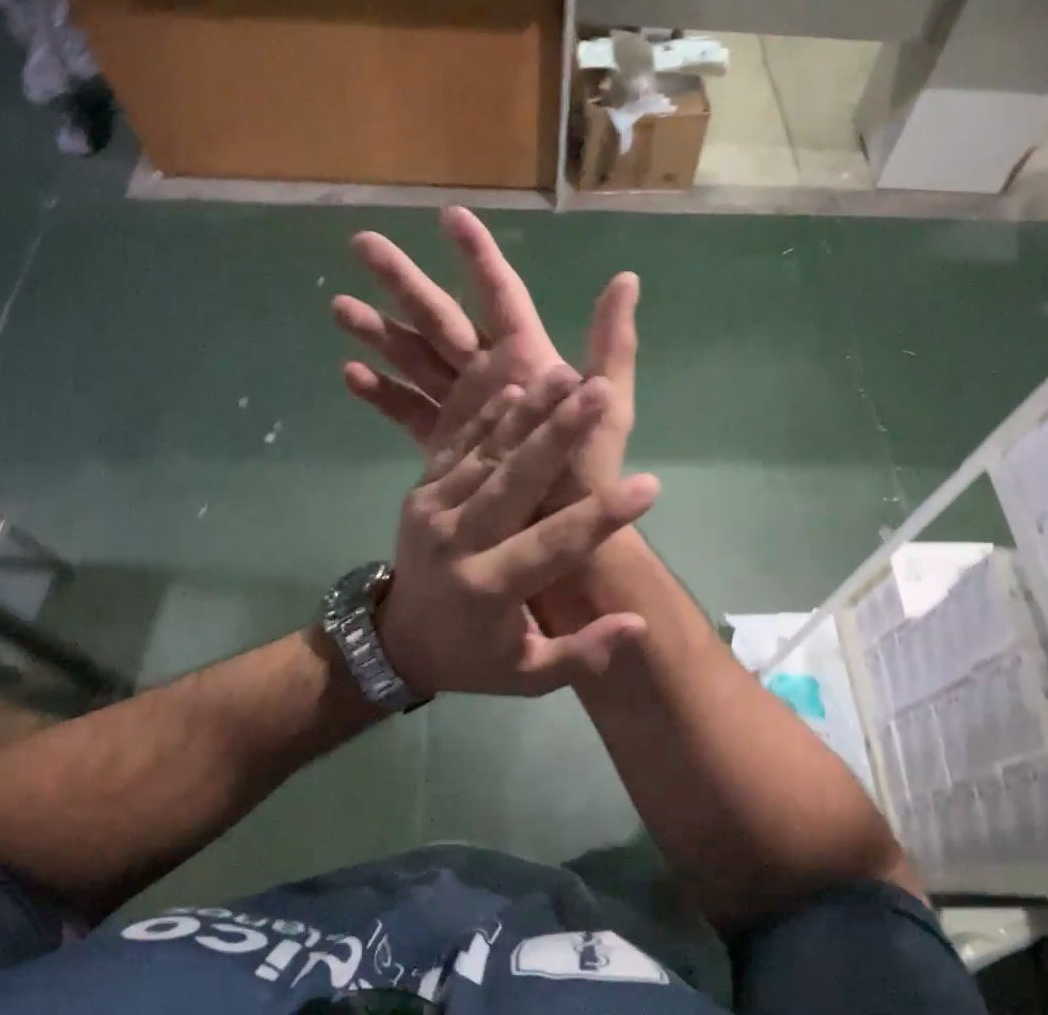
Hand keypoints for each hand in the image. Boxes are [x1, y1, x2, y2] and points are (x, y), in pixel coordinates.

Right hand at [332, 207, 638, 506]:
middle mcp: (493, 375)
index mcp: (528, 359)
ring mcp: (468, 409)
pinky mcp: (449, 443)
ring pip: (416, 358)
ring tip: (339, 307)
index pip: (499, 294)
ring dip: (380, 333)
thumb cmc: (589, 474)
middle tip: (361, 244)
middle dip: (402, 282)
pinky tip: (349, 376)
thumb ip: (612, 347)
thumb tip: (625, 278)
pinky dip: (381, 394)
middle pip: (441, 318)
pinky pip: (409, 411)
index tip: (450, 215)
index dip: (476, 255)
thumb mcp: (608, 409)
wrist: (566, 538)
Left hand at [379, 365, 659, 696]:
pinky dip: (486, 416)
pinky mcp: (420, 490)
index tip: (649, 486)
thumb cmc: (475, 659)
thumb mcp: (528, 675)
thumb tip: (638, 623)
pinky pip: (455, 446)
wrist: (397, 640)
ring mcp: (431, 509)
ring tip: (566, 372)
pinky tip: (518, 386)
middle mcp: (455, 542)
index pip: (553, 546)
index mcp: (486, 589)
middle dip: (560, 434)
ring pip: (486, 452)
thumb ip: (582, 653)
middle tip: (600, 391)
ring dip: (528, 411)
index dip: (601, 518)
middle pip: (513, 480)